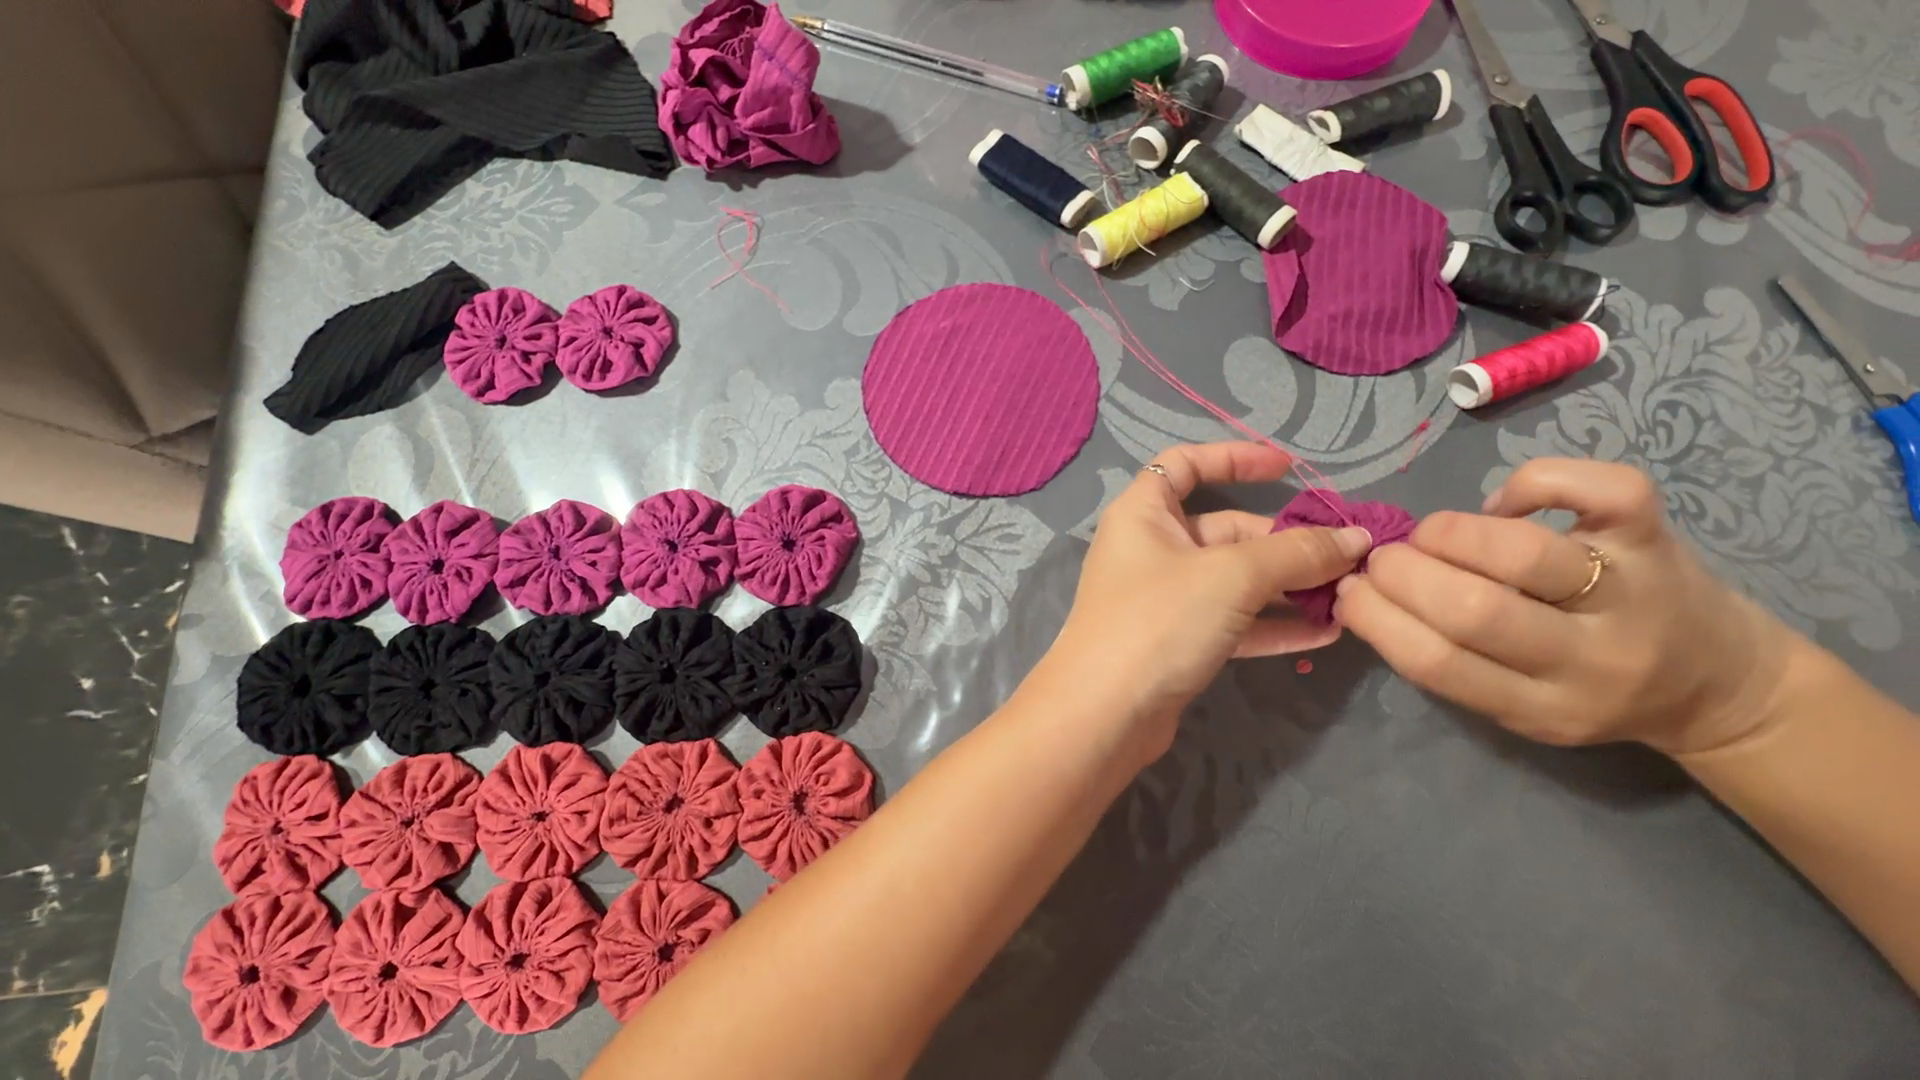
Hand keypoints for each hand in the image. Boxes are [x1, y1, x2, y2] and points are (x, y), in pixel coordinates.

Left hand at [1043, 442, 1371, 754]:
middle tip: (1348, 557)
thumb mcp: (1232, 576)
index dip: (1235, 458)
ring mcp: (1164, 599)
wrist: (1105, 715)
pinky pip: (1233, 622)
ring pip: (1235, 580)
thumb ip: (1296, 553)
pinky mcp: (1177, 642)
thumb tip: (1355, 538)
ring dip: (1288, 586)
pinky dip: (1273, 624)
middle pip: (1225, 529)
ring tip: (1347, 596)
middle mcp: (1151, 549)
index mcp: (1144, 513)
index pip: (1185, 464)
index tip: (1288, 468)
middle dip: (1285, 541)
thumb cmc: (1159, 621)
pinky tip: (1324, 634)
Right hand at [1334, 458, 1796, 756]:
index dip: (1377, 618)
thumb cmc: (1591, 692)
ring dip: (1449, 533)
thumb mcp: (1514, 705)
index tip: (1349, 591)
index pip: (1438, 663)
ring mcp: (1630, 591)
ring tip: (1431, 536)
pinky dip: (1531, 484)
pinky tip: (1506, 504)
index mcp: (1544, 708)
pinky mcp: (1656, 536)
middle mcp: (1592, 659)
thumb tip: (1364, 592)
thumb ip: (1448, 659)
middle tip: (1383, 560)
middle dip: (1403, 572)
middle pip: (1475, 609)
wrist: (1718, 684)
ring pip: (1526, 552)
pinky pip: (1598, 488)